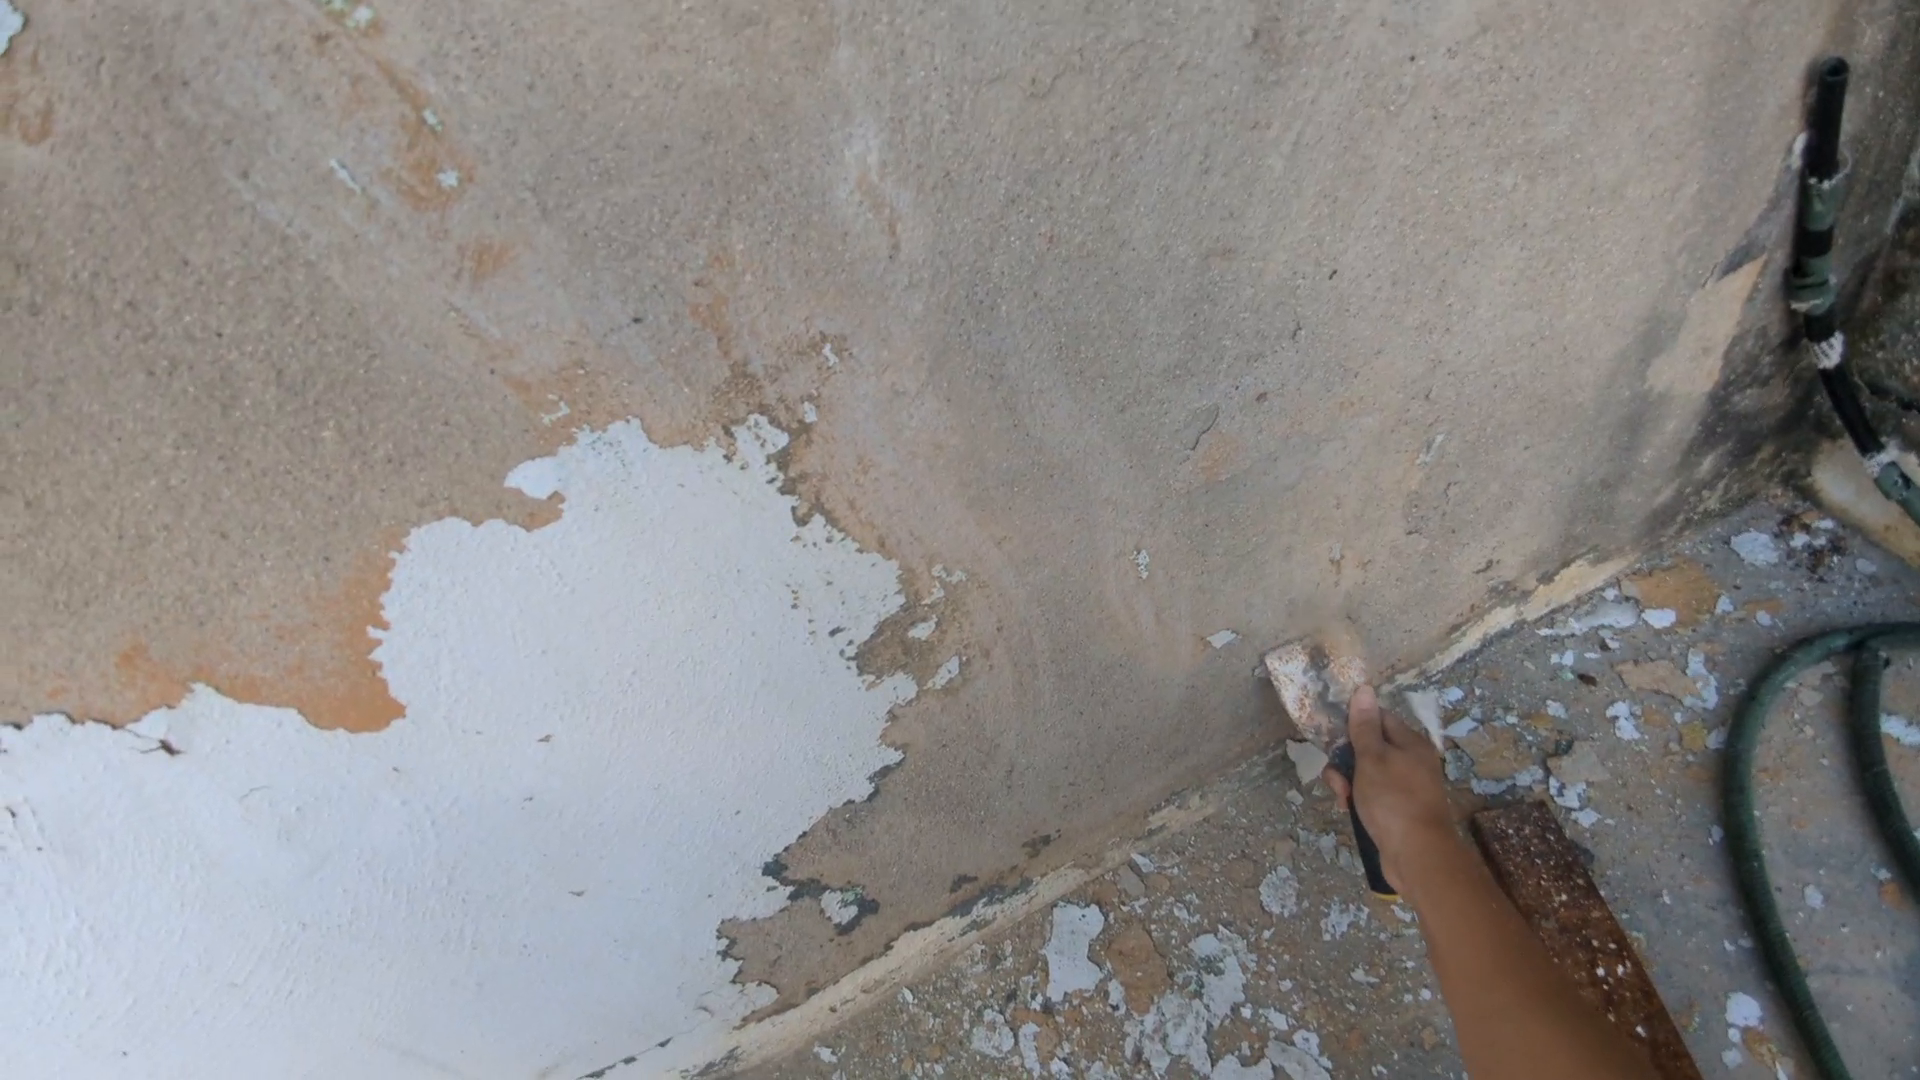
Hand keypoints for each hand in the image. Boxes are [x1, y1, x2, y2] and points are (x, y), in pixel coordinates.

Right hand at [1323, 685, 1460, 894]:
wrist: (1417, 855)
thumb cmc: (1393, 799)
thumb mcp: (1372, 757)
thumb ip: (1364, 725)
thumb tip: (1364, 689)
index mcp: (1410, 743)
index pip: (1378, 717)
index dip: (1353, 723)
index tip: (1332, 735)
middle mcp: (1411, 760)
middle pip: (1368, 745)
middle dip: (1345, 758)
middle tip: (1337, 776)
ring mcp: (1405, 785)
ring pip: (1364, 770)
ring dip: (1347, 780)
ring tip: (1342, 797)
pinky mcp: (1398, 807)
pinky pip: (1371, 792)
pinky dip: (1357, 797)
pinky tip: (1349, 808)